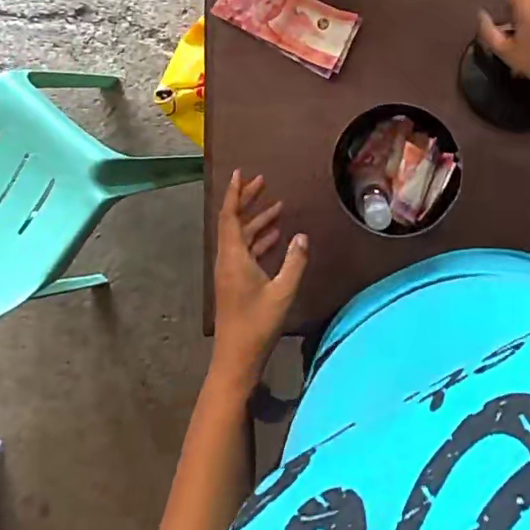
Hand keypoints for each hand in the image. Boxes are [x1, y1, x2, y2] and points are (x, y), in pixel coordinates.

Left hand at [211, 170, 306, 391]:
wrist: (236, 357)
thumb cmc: (257, 325)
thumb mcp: (283, 292)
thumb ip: (294, 262)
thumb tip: (302, 236)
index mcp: (233, 256)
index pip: (230, 215)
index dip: (235, 193)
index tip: (241, 173)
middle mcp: (228, 258)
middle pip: (234, 221)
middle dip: (248, 200)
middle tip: (263, 182)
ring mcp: (230, 270)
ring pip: (242, 236)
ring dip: (257, 220)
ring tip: (277, 207)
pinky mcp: (235, 281)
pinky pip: (245, 251)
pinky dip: (259, 240)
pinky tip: (275, 236)